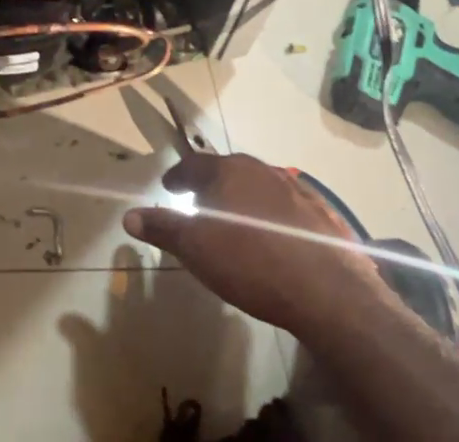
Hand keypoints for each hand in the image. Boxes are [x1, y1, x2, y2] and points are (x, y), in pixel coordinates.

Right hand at [123, 153, 390, 333]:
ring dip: (245, 201)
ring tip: (237, 226)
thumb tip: (129, 215)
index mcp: (228, 172)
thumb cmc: (250, 264)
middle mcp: (263, 172)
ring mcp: (299, 192)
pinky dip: (276, 219)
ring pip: (262, 189)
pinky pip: (291, 210)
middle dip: (212, 186)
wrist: (330, 294)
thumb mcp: (195, 249)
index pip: (193, 164)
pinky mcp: (325, 217)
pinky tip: (277, 243)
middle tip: (200, 205)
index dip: (178, 177)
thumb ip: (162, 228)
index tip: (169, 188)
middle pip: (229, 172)